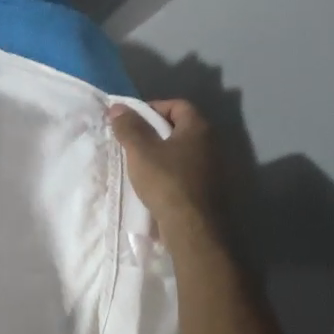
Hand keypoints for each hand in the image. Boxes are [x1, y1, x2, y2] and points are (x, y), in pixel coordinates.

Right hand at [110, 100, 225, 234]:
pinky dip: (171, 168)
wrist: (193, 227)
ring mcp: (215, 167)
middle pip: (181, 127)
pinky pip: (188, 168)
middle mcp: (213, 144)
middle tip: (132, 140)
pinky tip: (155, 180)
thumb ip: (129, 126)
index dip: (153, 107)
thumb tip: (118, 107)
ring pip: (184, 149)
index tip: (132, 120)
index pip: (178, 105)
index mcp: (199, 129)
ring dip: (162, 151)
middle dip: (155, 130)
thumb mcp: (140, 150)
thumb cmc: (166, 181)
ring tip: (140, 161)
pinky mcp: (211, 188)